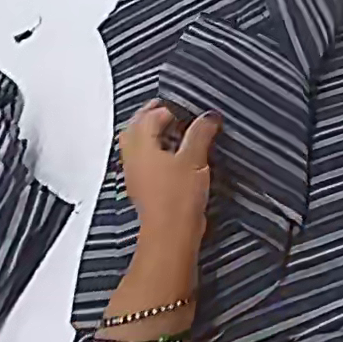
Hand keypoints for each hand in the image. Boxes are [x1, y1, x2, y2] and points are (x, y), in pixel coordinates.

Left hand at [118, 100, 220, 246]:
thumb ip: (200, 134)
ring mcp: (136, 174)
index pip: (150, 117)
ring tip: (171, 129)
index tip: (187, 108)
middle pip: (136, 128)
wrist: (171, 233)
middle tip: (169, 109)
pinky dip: (154, 151)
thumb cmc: (178, 197)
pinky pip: (144, 161)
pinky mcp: (144, 188)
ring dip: (150, 133)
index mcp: (142, 147)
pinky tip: (170, 156)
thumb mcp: (194, 159)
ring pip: (137, 145)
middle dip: (150, 116)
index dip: (168, 109)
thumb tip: (209, 116)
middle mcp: (133, 158)